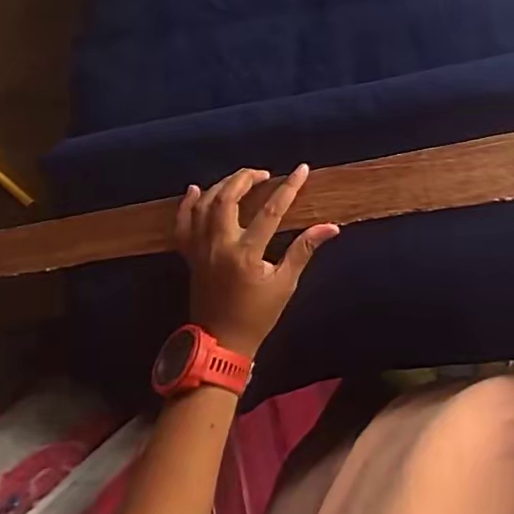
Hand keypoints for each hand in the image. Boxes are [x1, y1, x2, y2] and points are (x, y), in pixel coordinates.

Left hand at [175, 165, 339, 357]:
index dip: (288, 187)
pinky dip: (187, 205)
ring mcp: (200, 249)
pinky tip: (195, 189)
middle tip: (264, 174)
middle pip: (228, 199)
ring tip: (241, 179)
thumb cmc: (256, 316)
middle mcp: (219, 245)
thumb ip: (304, 250)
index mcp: (246, 253)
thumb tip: (331, 227)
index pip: (271, 210)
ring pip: (205, 205)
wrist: (220, 344)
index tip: (301, 170)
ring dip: (222, 186)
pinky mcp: (189, 256)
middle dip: (246, 178)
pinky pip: (182, 224)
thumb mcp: (285, 284)